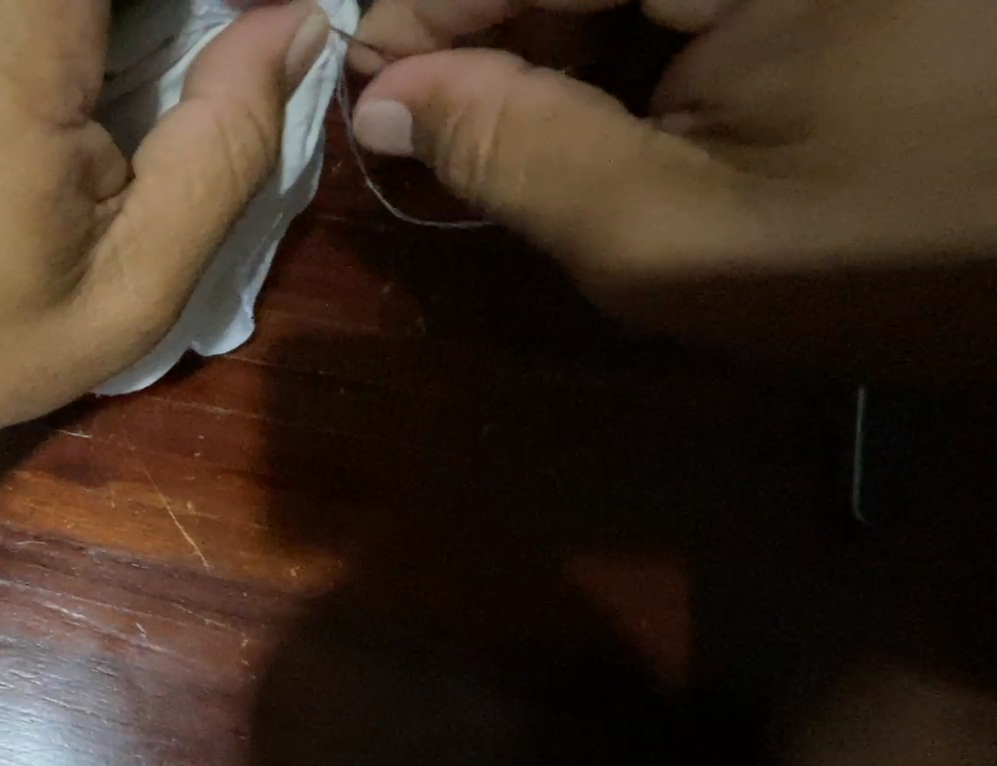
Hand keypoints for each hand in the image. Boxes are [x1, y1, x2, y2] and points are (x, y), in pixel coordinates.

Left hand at [0, 0, 330, 479]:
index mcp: (0, 51)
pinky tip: (77, 71)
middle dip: (165, 4)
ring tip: (135, 77)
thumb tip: (293, 23)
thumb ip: (226, 149)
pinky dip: (61, 19)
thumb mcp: (132, 290)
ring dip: (116, 16)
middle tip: (204, 53)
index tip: (244, 30)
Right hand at [348, 0, 996, 364]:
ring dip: (545, 32)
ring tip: (505, 115)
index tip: (361, 85)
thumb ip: (513, 156)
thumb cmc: (887, 258)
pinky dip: (614, 28)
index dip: (421, 11)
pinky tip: (597, 87)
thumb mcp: (662, 238)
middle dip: (482, 28)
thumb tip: (388, 99)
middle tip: (427, 117)